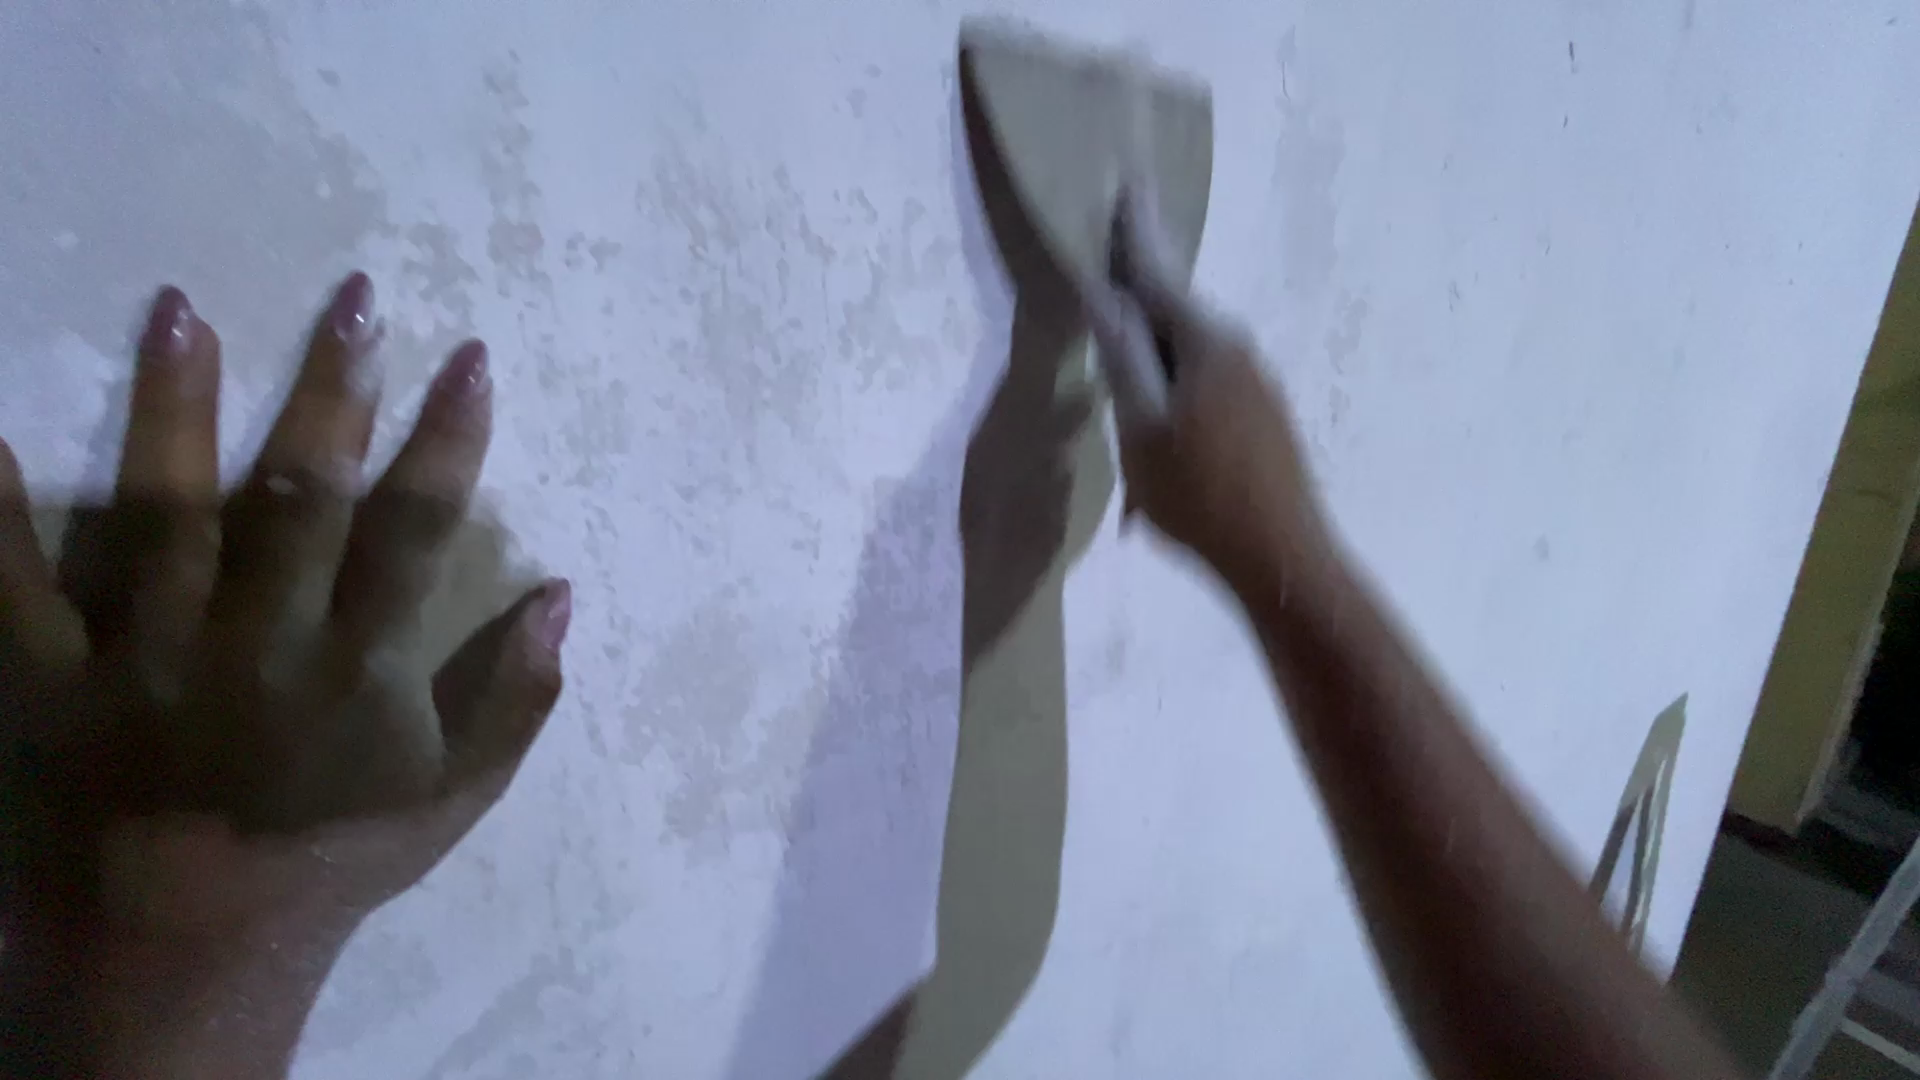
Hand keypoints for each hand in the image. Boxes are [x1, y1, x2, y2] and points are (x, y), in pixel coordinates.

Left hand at [0, 274, 568, 1075]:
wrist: (191, 949)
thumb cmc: (347, 852)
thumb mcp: (466, 788)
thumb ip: (518, 692)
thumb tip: (559, 594)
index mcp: (362, 662)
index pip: (414, 526)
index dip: (446, 437)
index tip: (467, 361)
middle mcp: (260, 638)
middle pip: (300, 495)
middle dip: (334, 390)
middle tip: (353, 300)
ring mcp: (147, 655)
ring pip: (162, 514)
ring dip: (177, 409)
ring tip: (184, 311)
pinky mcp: (49, 684)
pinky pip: (11, 589)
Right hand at [1080, 190, 1331, 586]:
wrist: (1278, 556)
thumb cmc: (1197, 494)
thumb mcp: (1142, 427)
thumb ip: (1124, 358)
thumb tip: (1105, 295)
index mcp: (1207, 344)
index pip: (1159, 274)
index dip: (1136, 233)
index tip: (1128, 182)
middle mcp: (1240, 350)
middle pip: (1178, 308)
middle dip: (1144, 282)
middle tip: (1117, 253)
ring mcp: (1258, 384)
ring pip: (1194, 347)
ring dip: (1158, 342)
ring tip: (1127, 346)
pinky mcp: (1264, 416)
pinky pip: (1209, 377)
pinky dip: (1177, 377)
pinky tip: (1163, 411)